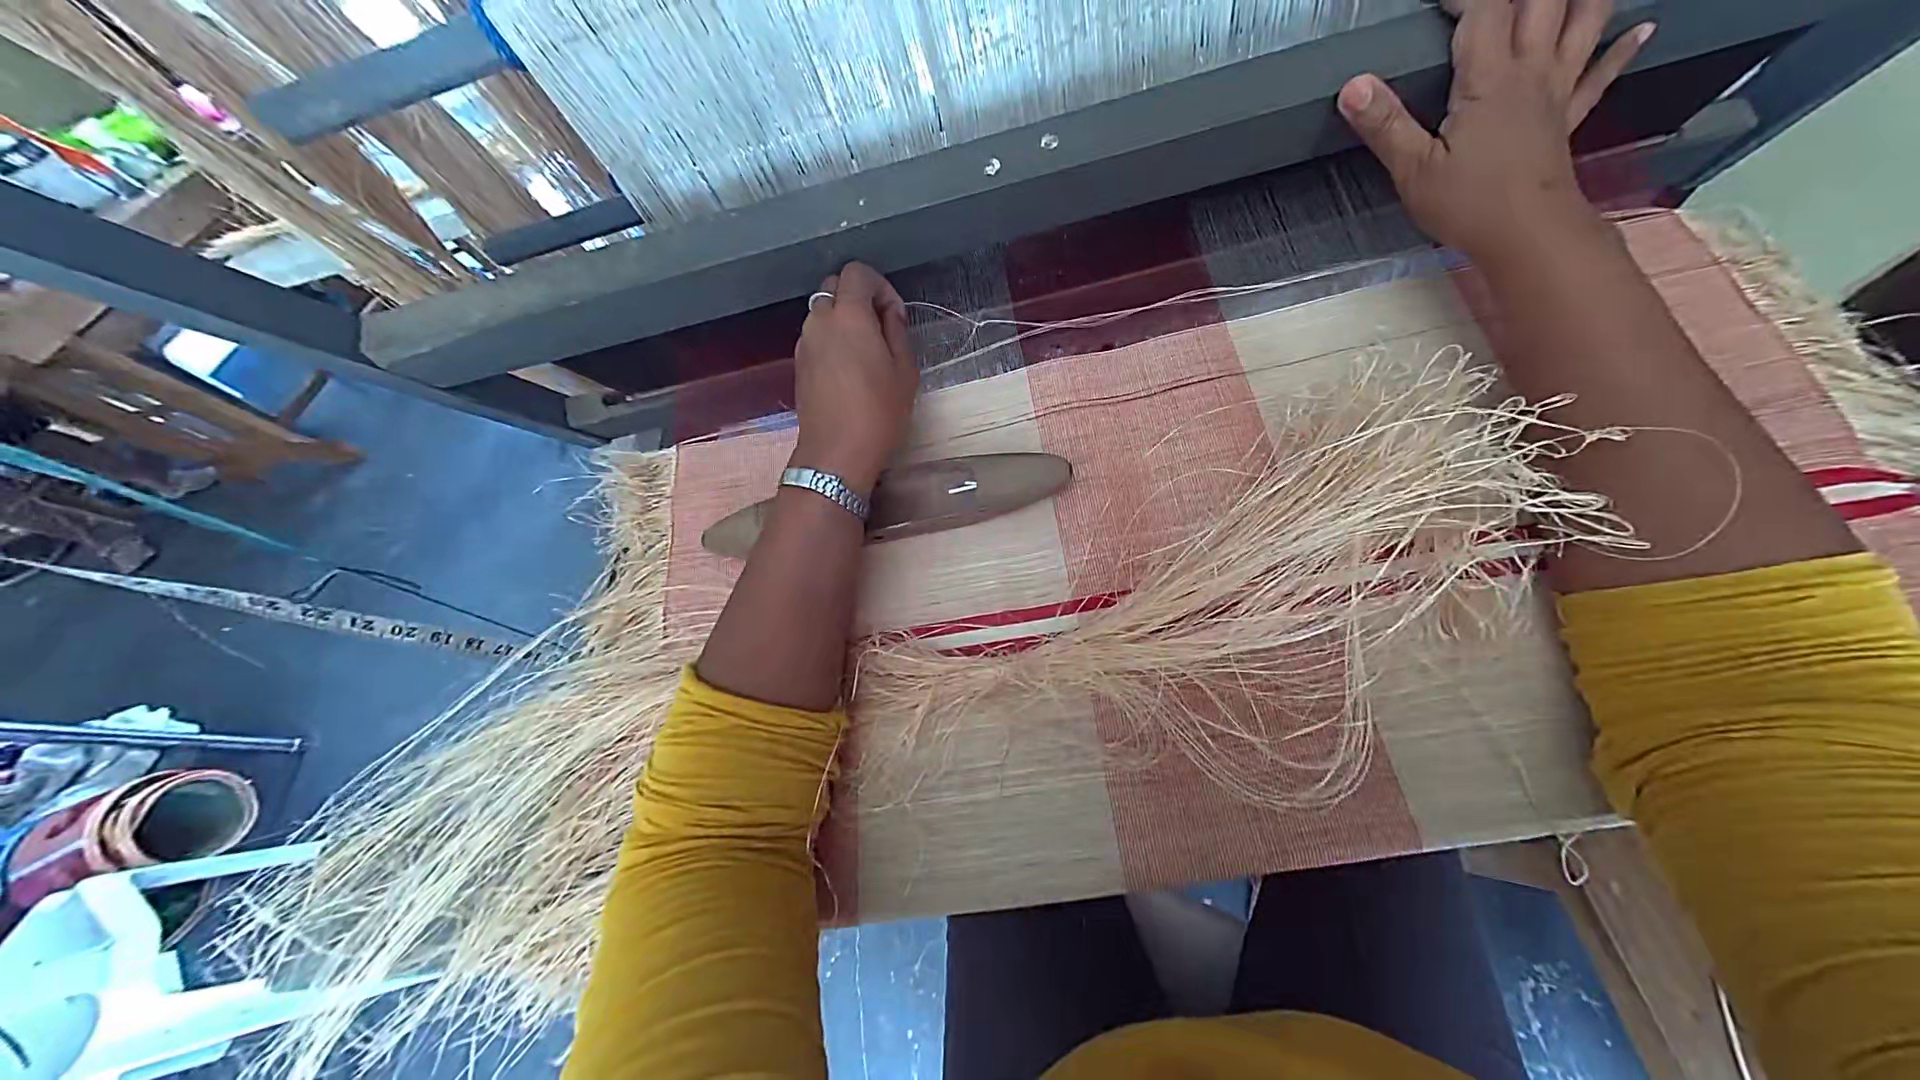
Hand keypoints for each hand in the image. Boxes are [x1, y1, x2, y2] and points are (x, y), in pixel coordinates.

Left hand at [789, 262, 918, 494]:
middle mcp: (819, 321)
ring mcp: (804, 343)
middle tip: (882, 330)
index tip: (895, 315)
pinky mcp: (798, 364)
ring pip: (823, 313)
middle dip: (860, 298)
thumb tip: (890, 313)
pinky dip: (833, 340)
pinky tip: (850, 371)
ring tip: (867, 354)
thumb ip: (897, 331)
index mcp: (848, 316)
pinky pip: (817, 337)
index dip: (880, 286)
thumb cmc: (878, 412)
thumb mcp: (904, 371)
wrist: (837, 453)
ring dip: (845, 320)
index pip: (857, 273)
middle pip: (835, 287)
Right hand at [1337, 0, 1653, 263]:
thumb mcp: (1412, 170)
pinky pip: (1600, 75)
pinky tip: (1638, 29)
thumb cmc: (1468, 204)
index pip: (1484, 9)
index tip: (1439, 1)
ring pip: (1584, 19)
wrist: (1527, 233)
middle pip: (1542, 1)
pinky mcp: (1567, 118)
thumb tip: (1353, 85)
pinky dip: (1622, 49)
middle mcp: (1531, 71)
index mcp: (1489, 80)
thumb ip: (1385, 125)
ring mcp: (1556, 91)